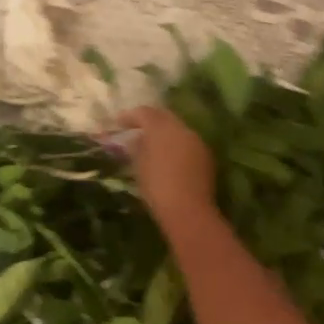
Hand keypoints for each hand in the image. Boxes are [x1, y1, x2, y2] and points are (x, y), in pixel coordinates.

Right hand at [115, 106, 217, 225]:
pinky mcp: (206, 156)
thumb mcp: (139, 166)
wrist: (188, 211)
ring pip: (177, 129)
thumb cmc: (156, 187)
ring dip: (164, 132)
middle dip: (149, 120)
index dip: (130, 116)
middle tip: (135, 128)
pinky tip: (167, 156)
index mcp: (162, 128)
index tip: (118, 122)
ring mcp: (197, 141)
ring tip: (150, 143)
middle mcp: (182, 129)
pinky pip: (186, 142)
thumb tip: (136, 139)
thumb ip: (136, 147)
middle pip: (163, 117)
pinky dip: (175, 144)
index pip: (144, 112)